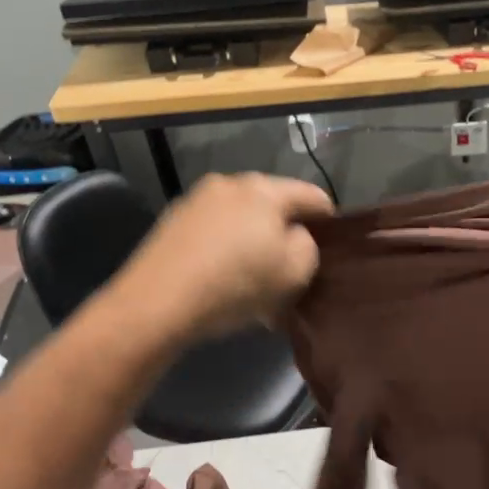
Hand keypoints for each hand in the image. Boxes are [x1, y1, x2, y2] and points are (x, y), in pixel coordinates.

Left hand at [107, 173, 333, 339]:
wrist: (156, 304)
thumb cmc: (237, 284)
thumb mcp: (296, 270)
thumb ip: (309, 246)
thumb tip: (296, 238)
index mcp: (265, 189)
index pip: (313, 196)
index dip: (329, 221)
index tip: (332, 248)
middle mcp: (229, 184)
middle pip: (273, 207)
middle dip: (285, 236)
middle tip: (292, 272)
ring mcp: (196, 202)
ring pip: (242, 222)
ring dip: (254, 247)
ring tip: (257, 284)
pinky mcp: (172, 224)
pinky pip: (215, 235)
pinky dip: (227, 254)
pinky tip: (225, 285)